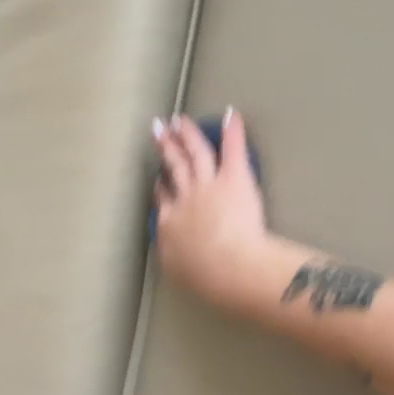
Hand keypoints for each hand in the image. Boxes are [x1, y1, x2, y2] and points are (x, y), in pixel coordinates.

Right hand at [152, 109, 271, 313]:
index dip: (161, 186)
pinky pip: (232, 150)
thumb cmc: (205, 279)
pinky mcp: (234, 178)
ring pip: (195, 154)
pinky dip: (232, 132)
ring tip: (180, 121)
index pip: (163, 199)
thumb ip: (175, 259)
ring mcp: (207, 186)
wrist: (227, 268)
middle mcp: (184, 200)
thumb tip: (175, 256)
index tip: (159, 178)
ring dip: (187, 135)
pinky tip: (231, 115)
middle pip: (173, 169)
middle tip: (159, 132)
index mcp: (169, 225)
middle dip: (166, 149)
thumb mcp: (179, 272)